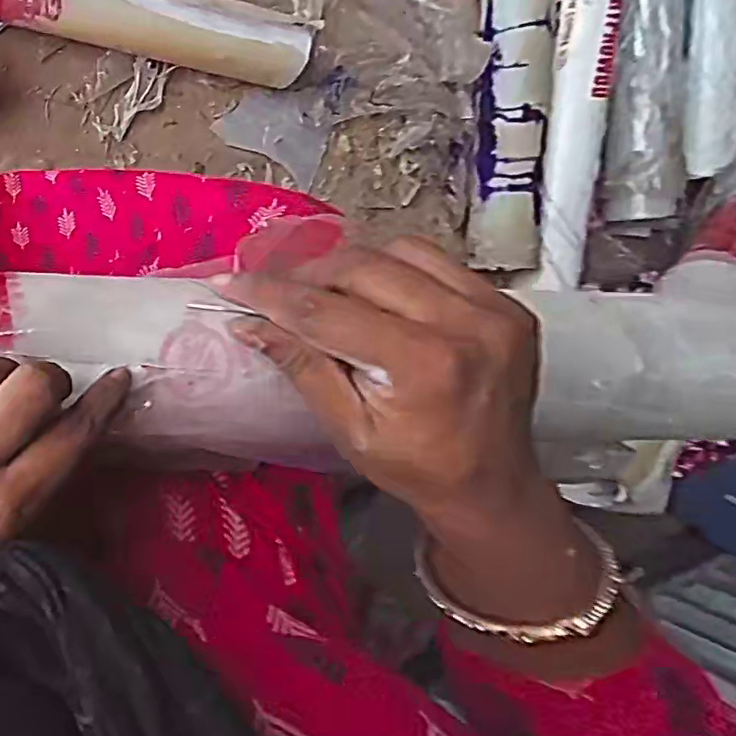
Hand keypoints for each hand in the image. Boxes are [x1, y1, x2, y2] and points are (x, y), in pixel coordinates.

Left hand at [0, 357, 130, 584]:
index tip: (116, 379)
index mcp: (8, 501)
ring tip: (3, 389)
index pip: (70, 434)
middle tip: (47, 392)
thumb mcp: (23, 532)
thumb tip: (82, 418)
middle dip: (50, 379)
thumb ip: (55, 478)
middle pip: (30, 387)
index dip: (102, 400)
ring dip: (4, 372)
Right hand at [215, 240, 547, 535]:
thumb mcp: (347, 428)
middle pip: (361, 267)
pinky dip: (389, 266)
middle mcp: (465, 322)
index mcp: (423, 364)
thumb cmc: (414, 468)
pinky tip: (368, 290)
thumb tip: (250, 324)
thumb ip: (302, 367)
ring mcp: (492, 306)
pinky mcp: (503, 301)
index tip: (231, 284)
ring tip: (316, 289)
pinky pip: (432, 260)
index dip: (272, 294)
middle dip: (304, 274)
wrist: (492, 484)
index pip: (328, 311)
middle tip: (269, 289)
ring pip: (397, 251)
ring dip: (346, 264)